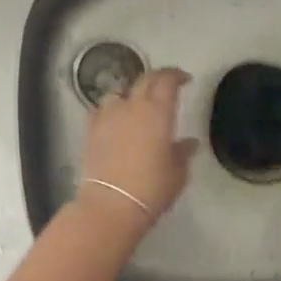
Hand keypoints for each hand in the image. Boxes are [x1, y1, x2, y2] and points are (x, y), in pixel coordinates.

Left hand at [78, 67, 197, 224]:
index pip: (167, 81)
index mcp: (158, 112)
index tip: (185, 79)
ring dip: (130, 94)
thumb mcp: (177, 173)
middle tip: (166, 85)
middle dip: (157, 78)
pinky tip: (114, 120)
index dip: (177, 76)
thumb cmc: (152, 189)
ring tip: (136, 104)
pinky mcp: (91, 131)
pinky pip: (100, 110)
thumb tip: (189, 143)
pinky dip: (109, 110)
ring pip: (118, 93)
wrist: (111, 204)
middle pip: (144, 80)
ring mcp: (108, 117)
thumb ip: (182, 153)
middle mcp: (132, 107)